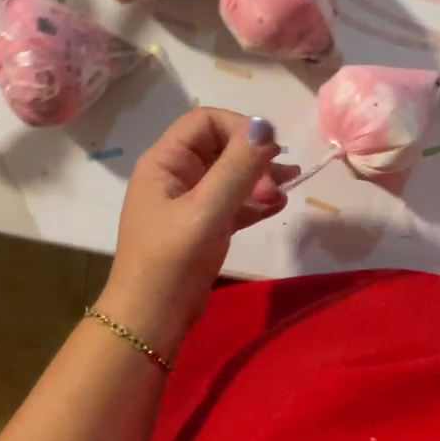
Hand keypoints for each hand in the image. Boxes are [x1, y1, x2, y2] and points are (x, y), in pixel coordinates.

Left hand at [97, 108, 296, 355]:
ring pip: (231, 177)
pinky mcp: (205, 228)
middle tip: (277, 186)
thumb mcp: (206, 211)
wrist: (153, 317)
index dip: (240, 129)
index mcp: (164, 162)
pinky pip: (234, 203)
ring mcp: (191, 203)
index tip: (271, 152)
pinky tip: (278, 207)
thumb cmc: (172, 261)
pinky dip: (256, 203)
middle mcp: (176, 175)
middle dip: (254, 160)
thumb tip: (266, 127)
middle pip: (222, 147)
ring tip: (286, 192)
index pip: (206, 122)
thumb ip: (237, 169)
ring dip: (261, 180)